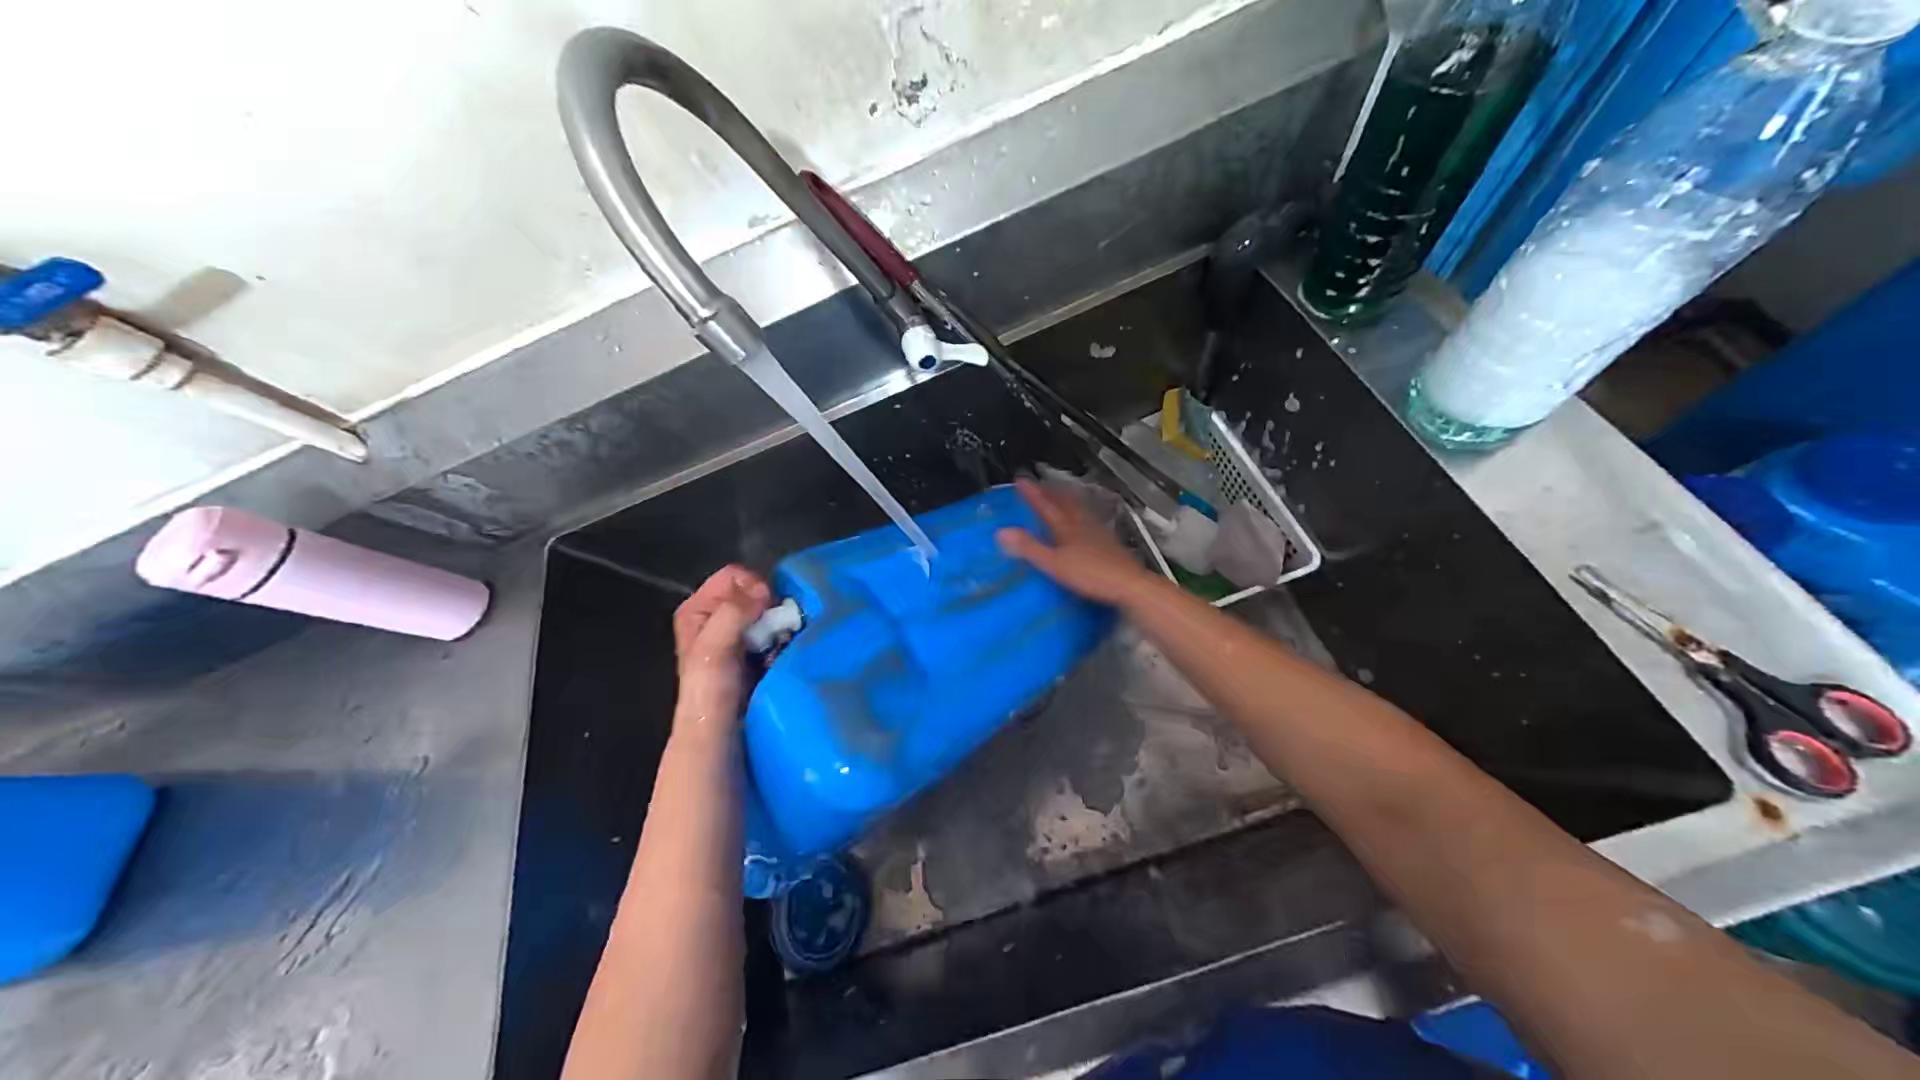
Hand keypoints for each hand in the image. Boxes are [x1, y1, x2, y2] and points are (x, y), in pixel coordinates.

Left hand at [672, 565, 771, 726]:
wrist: (720, 740)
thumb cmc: (709, 695)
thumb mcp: (712, 648)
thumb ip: (733, 612)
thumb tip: (764, 590)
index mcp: (698, 609)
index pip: (735, 576)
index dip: (753, 588)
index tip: (764, 612)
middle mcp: (718, 618)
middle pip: (756, 593)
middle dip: (772, 608)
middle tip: (776, 633)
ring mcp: (740, 638)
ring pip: (771, 614)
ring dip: (782, 627)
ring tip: (781, 648)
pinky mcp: (758, 656)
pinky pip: (779, 635)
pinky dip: (786, 642)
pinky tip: (784, 657)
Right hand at [997, 476, 1157, 605]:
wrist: (1128, 584)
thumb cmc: (1091, 575)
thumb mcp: (1054, 564)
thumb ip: (1028, 548)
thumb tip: (1001, 532)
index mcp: (1066, 527)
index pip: (1045, 505)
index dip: (1032, 493)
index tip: (1020, 480)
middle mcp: (1082, 524)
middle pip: (1064, 502)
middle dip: (1050, 491)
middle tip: (1040, 483)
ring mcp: (1097, 531)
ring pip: (1079, 509)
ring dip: (1067, 499)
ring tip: (1061, 493)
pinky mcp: (1108, 542)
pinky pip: (1090, 520)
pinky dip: (1082, 514)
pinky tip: (1085, 520)